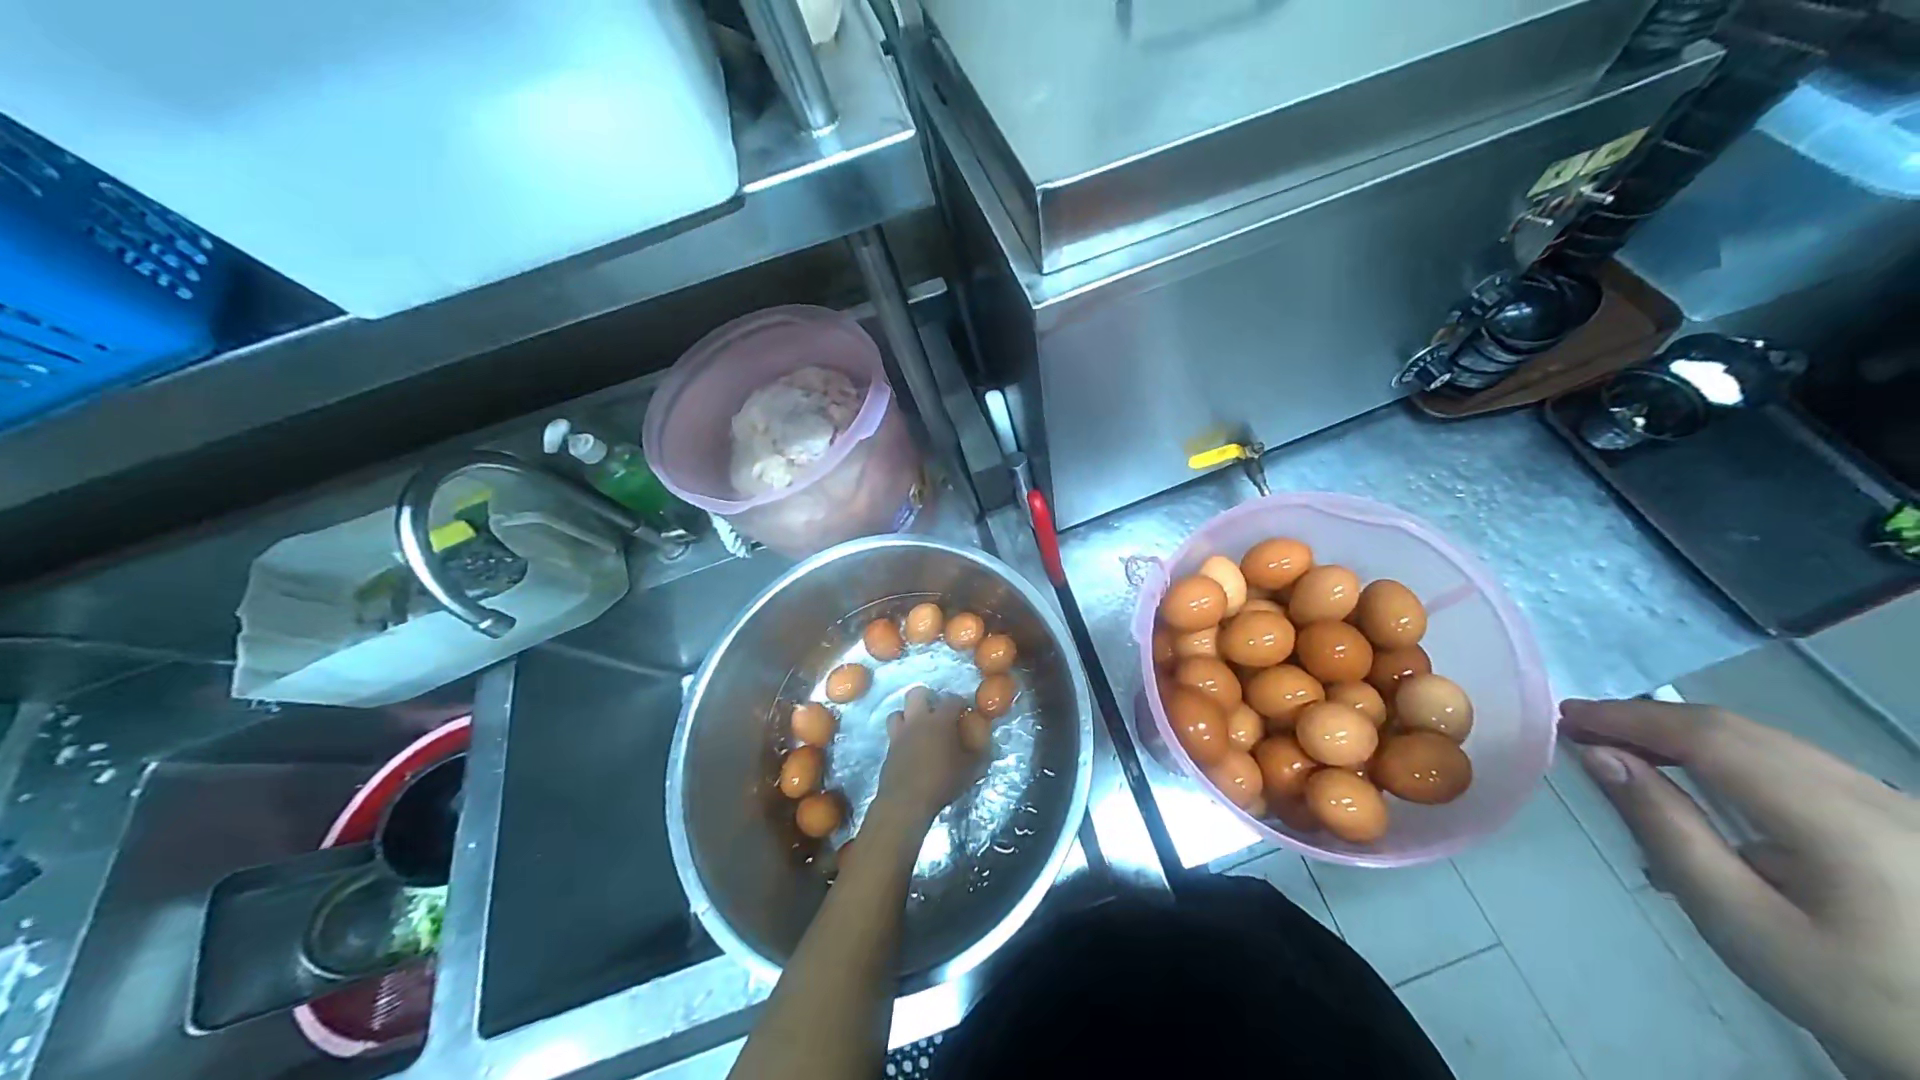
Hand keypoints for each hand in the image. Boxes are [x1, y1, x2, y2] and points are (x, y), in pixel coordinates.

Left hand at [872, 687, 986, 825]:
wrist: (906, 800)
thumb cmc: (942, 782)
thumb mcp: (970, 769)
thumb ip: (978, 751)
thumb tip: (984, 741)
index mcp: (939, 721)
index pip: (952, 699)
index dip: (960, 702)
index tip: (965, 710)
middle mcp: (917, 720)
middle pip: (917, 693)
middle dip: (927, 697)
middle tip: (937, 712)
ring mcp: (900, 733)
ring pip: (899, 711)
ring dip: (909, 715)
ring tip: (919, 727)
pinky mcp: (889, 747)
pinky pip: (893, 732)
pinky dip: (901, 734)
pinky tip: (910, 746)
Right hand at [1562, 698, 1919, 1078]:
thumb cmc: (1852, 992)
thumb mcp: (1740, 921)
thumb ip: (1668, 831)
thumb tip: (1601, 757)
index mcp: (1837, 819)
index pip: (1711, 739)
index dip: (1630, 719)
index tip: (1564, 717)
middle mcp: (1873, 794)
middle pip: (1739, 731)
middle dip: (1648, 720)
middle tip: (1578, 728)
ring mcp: (1894, 804)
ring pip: (1765, 742)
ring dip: (1682, 734)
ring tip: (1619, 745)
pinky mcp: (1897, 818)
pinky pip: (1789, 763)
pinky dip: (1721, 753)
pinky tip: (1688, 772)